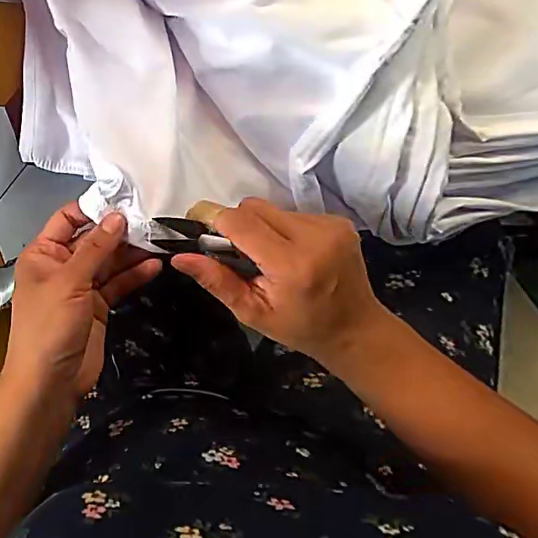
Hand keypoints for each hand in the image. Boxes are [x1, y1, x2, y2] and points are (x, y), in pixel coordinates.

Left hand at [6, 205, 162, 398]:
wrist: (49, 381)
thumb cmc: (48, 327)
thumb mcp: (70, 282)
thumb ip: (95, 248)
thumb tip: (117, 216)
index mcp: (42, 254)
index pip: (67, 219)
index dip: (93, 209)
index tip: (124, 199)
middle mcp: (60, 266)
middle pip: (92, 239)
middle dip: (119, 230)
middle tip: (152, 219)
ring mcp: (79, 287)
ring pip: (108, 261)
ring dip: (131, 252)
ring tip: (160, 239)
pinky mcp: (97, 306)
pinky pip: (117, 284)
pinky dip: (134, 275)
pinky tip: (154, 264)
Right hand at [169, 198, 393, 364]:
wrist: (357, 330)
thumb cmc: (300, 327)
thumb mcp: (251, 312)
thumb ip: (216, 281)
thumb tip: (180, 257)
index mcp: (292, 264)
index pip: (239, 222)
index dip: (212, 219)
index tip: (197, 228)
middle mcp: (315, 237)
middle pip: (252, 207)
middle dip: (235, 225)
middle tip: (235, 254)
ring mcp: (330, 226)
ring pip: (270, 208)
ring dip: (258, 226)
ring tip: (265, 256)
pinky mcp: (337, 221)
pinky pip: (290, 212)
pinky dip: (279, 228)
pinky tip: (288, 252)